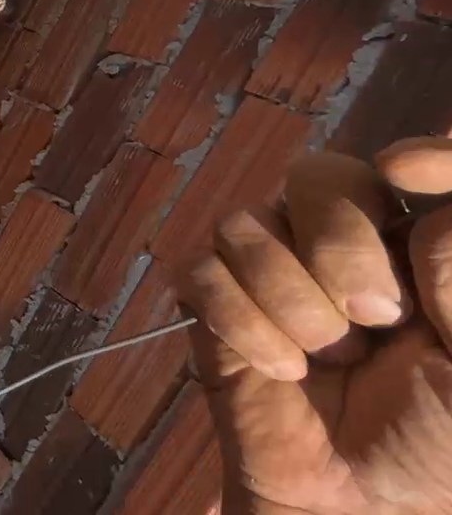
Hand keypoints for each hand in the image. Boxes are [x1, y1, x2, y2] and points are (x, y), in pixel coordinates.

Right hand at [181, 138, 451, 513]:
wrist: (360, 499)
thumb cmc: (448, 445)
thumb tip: (425, 207)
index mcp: (417, 248)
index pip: (407, 168)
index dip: (423, 149)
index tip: (414, 169)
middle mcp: (340, 239)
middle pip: (320, 176)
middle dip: (343, 245)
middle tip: (376, 315)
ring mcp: (267, 261)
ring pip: (247, 224)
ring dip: (288, 300)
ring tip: (325, 357)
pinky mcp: (210, 290)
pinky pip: (201, 271)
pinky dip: (241, 323)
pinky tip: (278, 366)